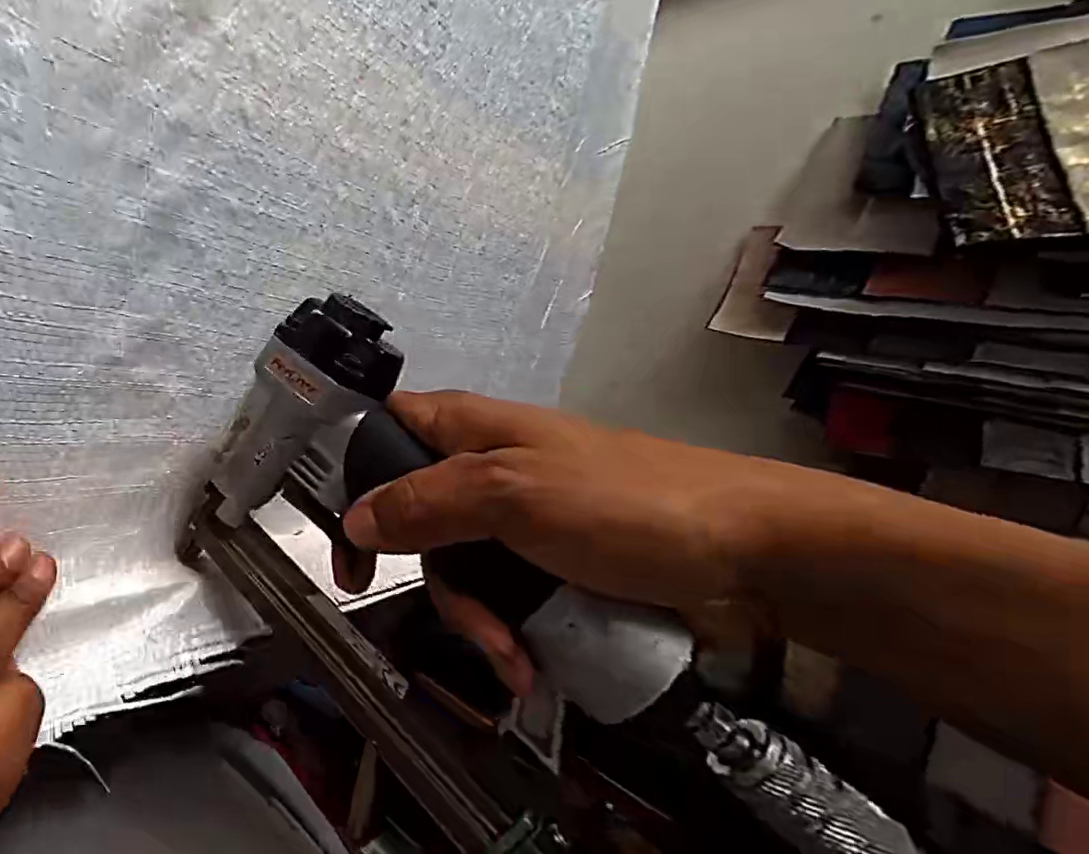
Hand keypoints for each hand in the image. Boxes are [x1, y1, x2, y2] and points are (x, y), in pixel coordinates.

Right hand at [334, 391, 801, 688]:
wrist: (749, 555)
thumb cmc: (620, 503)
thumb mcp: (510, 494)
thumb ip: (425, 502)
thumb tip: (354, 519)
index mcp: (461, 427)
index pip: (378, 429)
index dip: (350, 469)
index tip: (340, 526)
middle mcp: (476, 466)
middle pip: (408, 510)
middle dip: (414, 564)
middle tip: (388, 592)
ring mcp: (510, 516)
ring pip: (451, 561)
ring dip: (467, 611)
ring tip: (506, 651)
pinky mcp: (541, 559)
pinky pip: (495, 592)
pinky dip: (502, 628)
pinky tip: (526, 662)